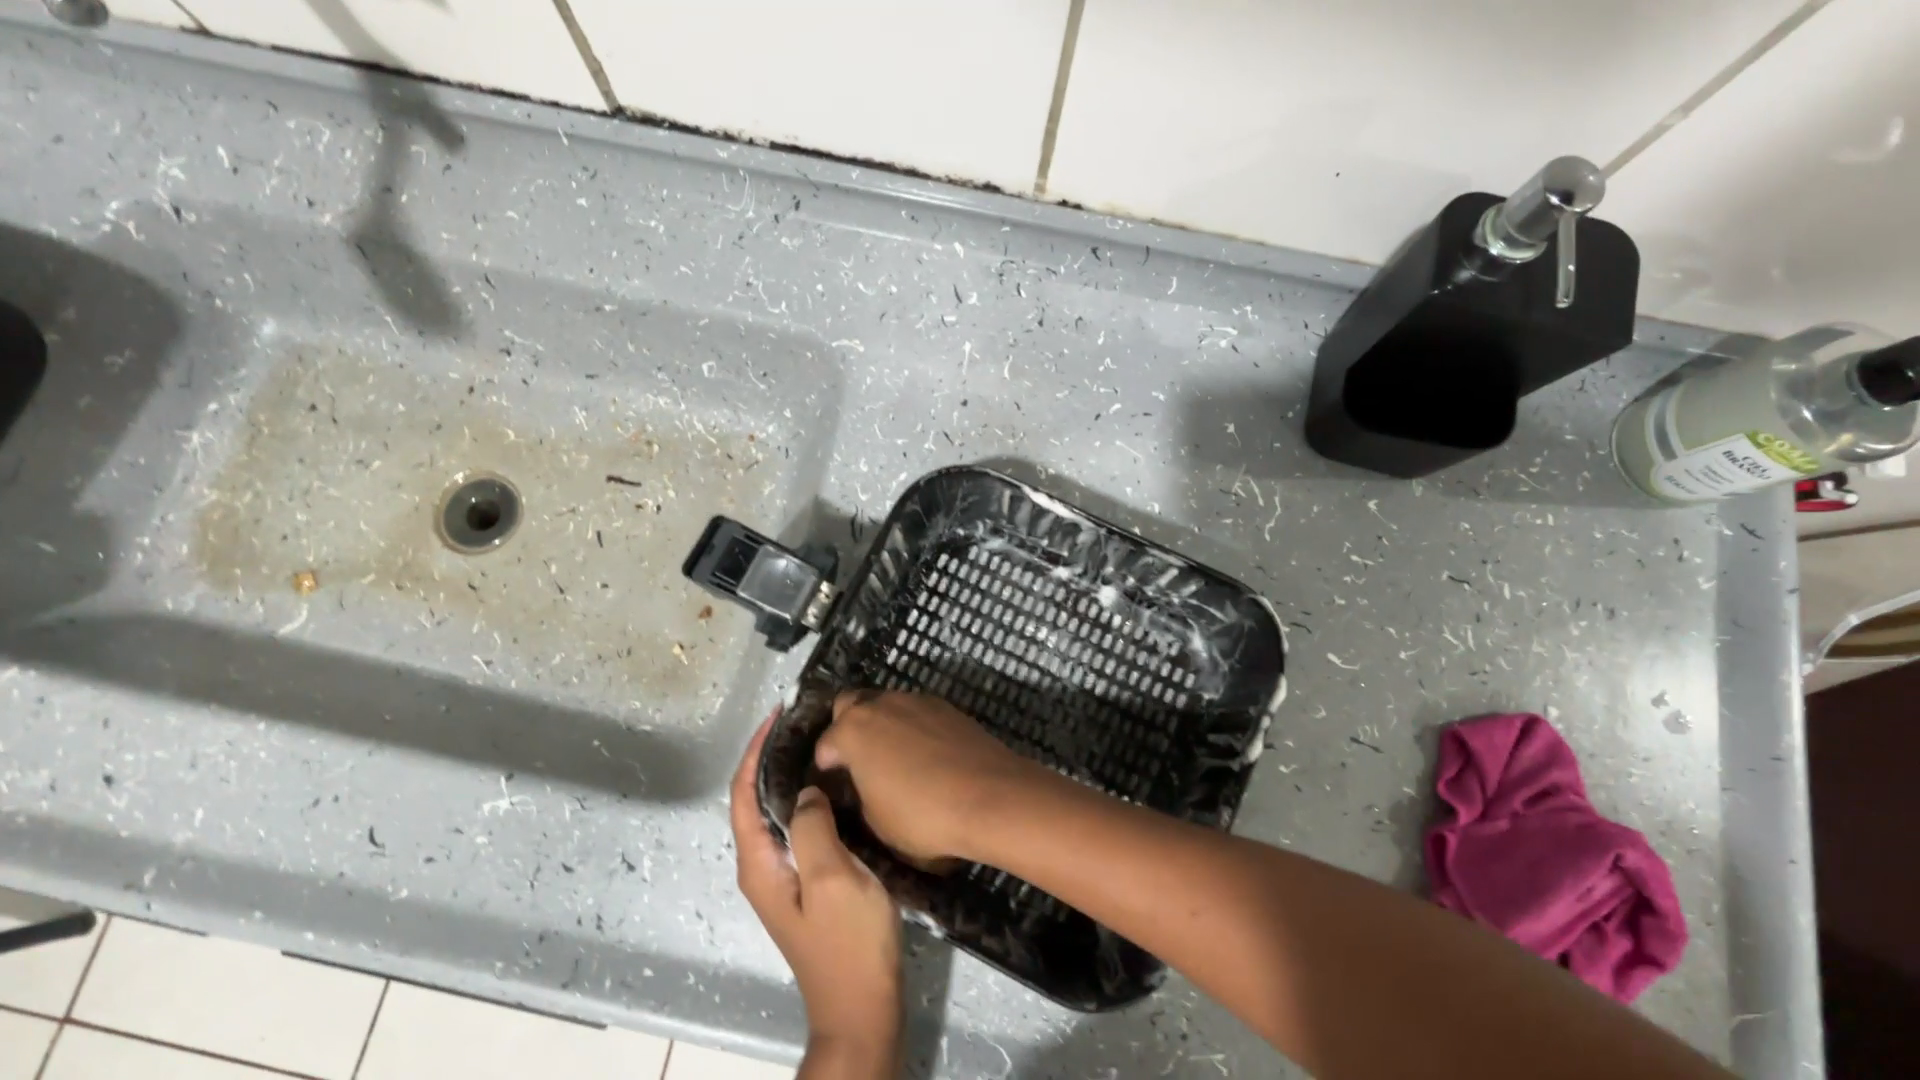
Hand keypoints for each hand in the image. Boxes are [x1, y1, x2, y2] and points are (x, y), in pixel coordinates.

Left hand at [731, 716, 901, 1066]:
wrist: (864, 1007)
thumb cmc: (848, 943)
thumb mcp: (833, 877)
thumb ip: (812, 826)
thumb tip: (807, 791)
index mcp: (758, 862)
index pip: (742, 791)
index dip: (755, 750)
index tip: (779, 714)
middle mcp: (763, 866)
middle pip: (756, 799)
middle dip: (773, 757)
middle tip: (807, 724)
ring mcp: (785, 878)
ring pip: (781, 814)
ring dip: (793, 778)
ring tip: (824, 745)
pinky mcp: (809, 885)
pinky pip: (802, 830)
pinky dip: (812, 802)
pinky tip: (840, 791)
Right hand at [815, 690, 1052, 865]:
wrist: (993, 798)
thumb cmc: (924, 816)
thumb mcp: (876, 823)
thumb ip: (860, 796)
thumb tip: (863, 787)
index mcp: (853, 731)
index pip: (825, 743)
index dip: (826, 765)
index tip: (833, 783)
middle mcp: (882, 705)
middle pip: (851, 705)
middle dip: (847, 727)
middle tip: (858, 760)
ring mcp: (917, 701)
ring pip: (888, 704)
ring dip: (884, 725)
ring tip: (894, 758)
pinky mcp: (948, 708)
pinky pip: (918, 713)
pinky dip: (914, 728)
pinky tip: (926, 755)